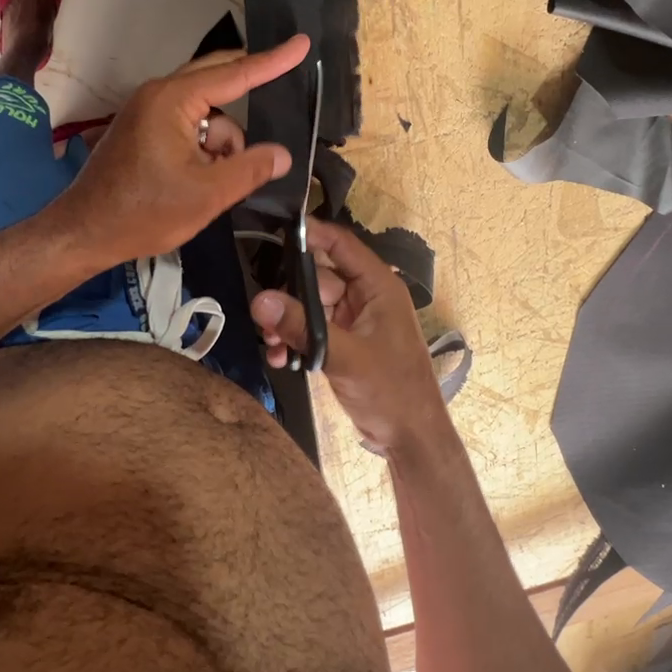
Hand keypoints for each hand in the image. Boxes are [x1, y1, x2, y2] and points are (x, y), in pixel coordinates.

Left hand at [49, 35, 309, 265]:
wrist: (84, 233)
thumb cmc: (144, 212)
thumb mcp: (208, 194)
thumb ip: (250, 168)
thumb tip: (283, 154)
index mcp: (172, 100)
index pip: (235, 74)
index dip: (273, 61)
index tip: (302, 44)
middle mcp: (158, 95)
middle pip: (218, 83)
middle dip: (246, 102)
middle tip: (281, 99)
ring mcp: (148, 112)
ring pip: (207, 115)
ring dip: (221, 144)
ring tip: (212, 184)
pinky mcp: (144, 131)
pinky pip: (189, 127)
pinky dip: (203, 149)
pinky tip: (199, 180)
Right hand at [252, 218, 446, 451]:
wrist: (412, 439)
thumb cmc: (391, 390)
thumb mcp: (344, 356)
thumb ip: (302, 327)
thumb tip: (260, 300)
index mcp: (379, 286)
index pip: (341, 245)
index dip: (311, 234)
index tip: (274, 233)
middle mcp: (366, 297)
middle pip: (318, 278)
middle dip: (289, 295)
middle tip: (264, 315)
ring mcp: (355, 321)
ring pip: (312, 306)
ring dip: (289, 322)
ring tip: (271, 344)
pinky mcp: (346, 343)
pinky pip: (314, 330)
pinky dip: (297, 340)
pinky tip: (281, 358)